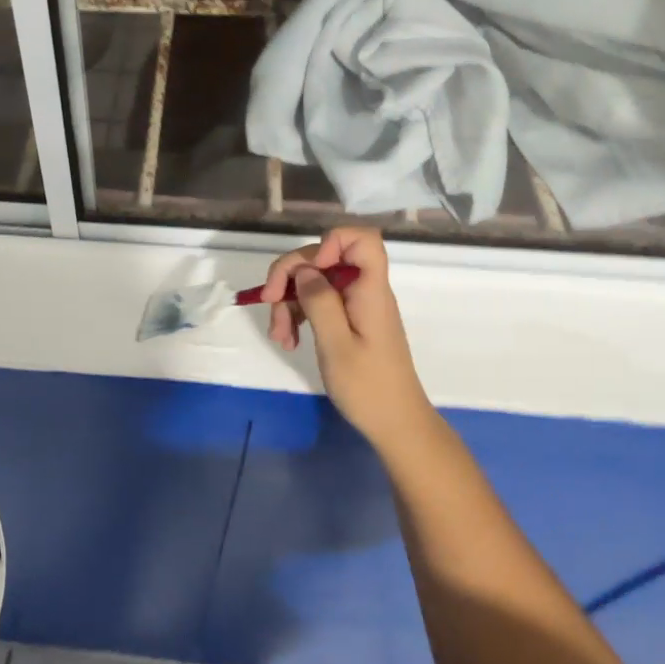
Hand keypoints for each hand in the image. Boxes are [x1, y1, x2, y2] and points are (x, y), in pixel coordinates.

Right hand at [262, 228, 435, 452]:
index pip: (362, 239)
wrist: (395, 424)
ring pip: (315, 281)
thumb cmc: (369, 387)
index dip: (331, 242)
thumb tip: (305, 271)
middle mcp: (364, 290)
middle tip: (269, 303)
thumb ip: (320, 302)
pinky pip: (318, 302)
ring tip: (279, 336)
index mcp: (370, 290)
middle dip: (291, 276)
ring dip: (289, 301)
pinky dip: (298, 316)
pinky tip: (288, 341)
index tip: (308, 271)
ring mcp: (355, 305)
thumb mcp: (337, 346)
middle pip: (325, 258)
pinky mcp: (348, 321)